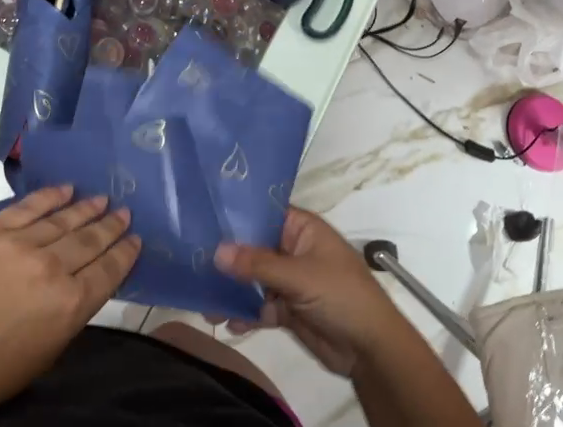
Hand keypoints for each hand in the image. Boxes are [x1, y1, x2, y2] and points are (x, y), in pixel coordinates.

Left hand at [0, 185, 139, 418]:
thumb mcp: (50, 349)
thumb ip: (73, 310)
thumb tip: (86, 280)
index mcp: (71, 304)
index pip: (109, 270)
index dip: (125, 253)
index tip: (136, 239)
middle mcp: (52, 268)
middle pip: (91, 240)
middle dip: (111, 226)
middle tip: (125, 213)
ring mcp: (21, 245)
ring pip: (64, 219)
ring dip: (87, 208)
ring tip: (102, 199)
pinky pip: (29, 207)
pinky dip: (51, 196)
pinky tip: (66, 190)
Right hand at [212, 207, 406, 375]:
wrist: (371, 348)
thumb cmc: (341, 295)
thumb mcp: (299, 276)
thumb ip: (258, 264)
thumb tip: (217, 251)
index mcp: (302, 229)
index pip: (264, 214)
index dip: (236, 217)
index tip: (202, 218)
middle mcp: (294, 250)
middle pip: (254, 248)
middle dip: (227, 258)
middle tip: (191, 263)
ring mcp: (291, 281)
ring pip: (253, 280)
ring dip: (232, 290)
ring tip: (205, 302)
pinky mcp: (288, 309)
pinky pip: (259, 306)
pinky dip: (245, 313)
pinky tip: (228, 322)